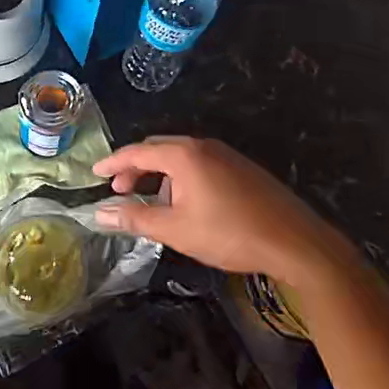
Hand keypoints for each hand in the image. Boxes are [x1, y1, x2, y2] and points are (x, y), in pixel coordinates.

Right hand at [92, 136, 361, 282]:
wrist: (294, 241)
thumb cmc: (229, 234)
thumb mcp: (175, 230)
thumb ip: (135, 219)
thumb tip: (100, 213)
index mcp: (184, 155)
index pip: (137, 152)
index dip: (112, 163)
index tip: (94, 173)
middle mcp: (204, 146)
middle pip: (158, 149)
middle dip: (135, 168)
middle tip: (119, 191)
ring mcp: (226, 155)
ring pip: (180, 158)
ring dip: (159, 176)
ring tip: (152, 206)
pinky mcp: (241, 168)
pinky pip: (199, 165)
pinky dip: (181, 179)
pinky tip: (185, 205)